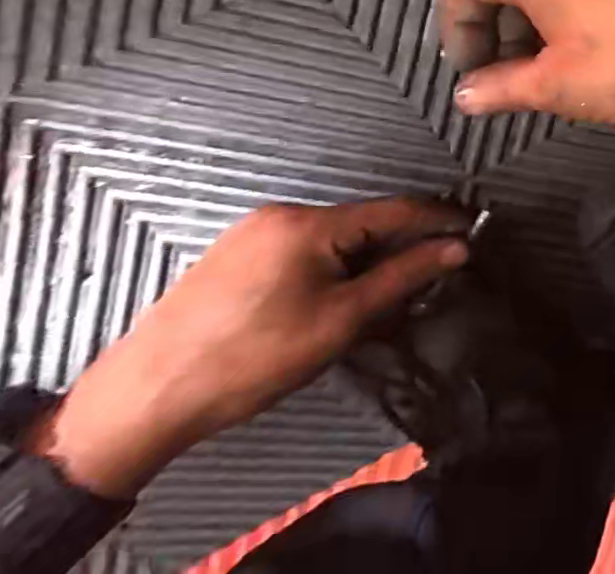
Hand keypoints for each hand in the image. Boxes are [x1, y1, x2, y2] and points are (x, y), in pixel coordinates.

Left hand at [26, 198, 469, 496]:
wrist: (137, 404)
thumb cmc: (249, 360)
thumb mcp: (342, 319)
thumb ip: (406, 275)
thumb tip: (458, 247)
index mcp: (308, 223)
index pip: (397, 209)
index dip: (443, 220)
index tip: (477, 230)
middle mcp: (282, 215)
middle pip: (368, 223)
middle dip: (405, 248)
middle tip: (436, 276)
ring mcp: (255, 234)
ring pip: (339, 239)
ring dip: (372, 262)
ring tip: (391, 298)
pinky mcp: (238, 256)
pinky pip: (308, 251)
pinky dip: (338, 269)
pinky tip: (344, 300)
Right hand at [440, 0, 614, 124]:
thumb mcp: (560, 86)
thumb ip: (502, 89)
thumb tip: (467, 95)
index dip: (452, 22)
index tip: (469, 65)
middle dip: (493, 29)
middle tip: (507, 76)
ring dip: (528, 27)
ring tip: (547, 71)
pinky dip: (561, 17)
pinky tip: (583, 54)